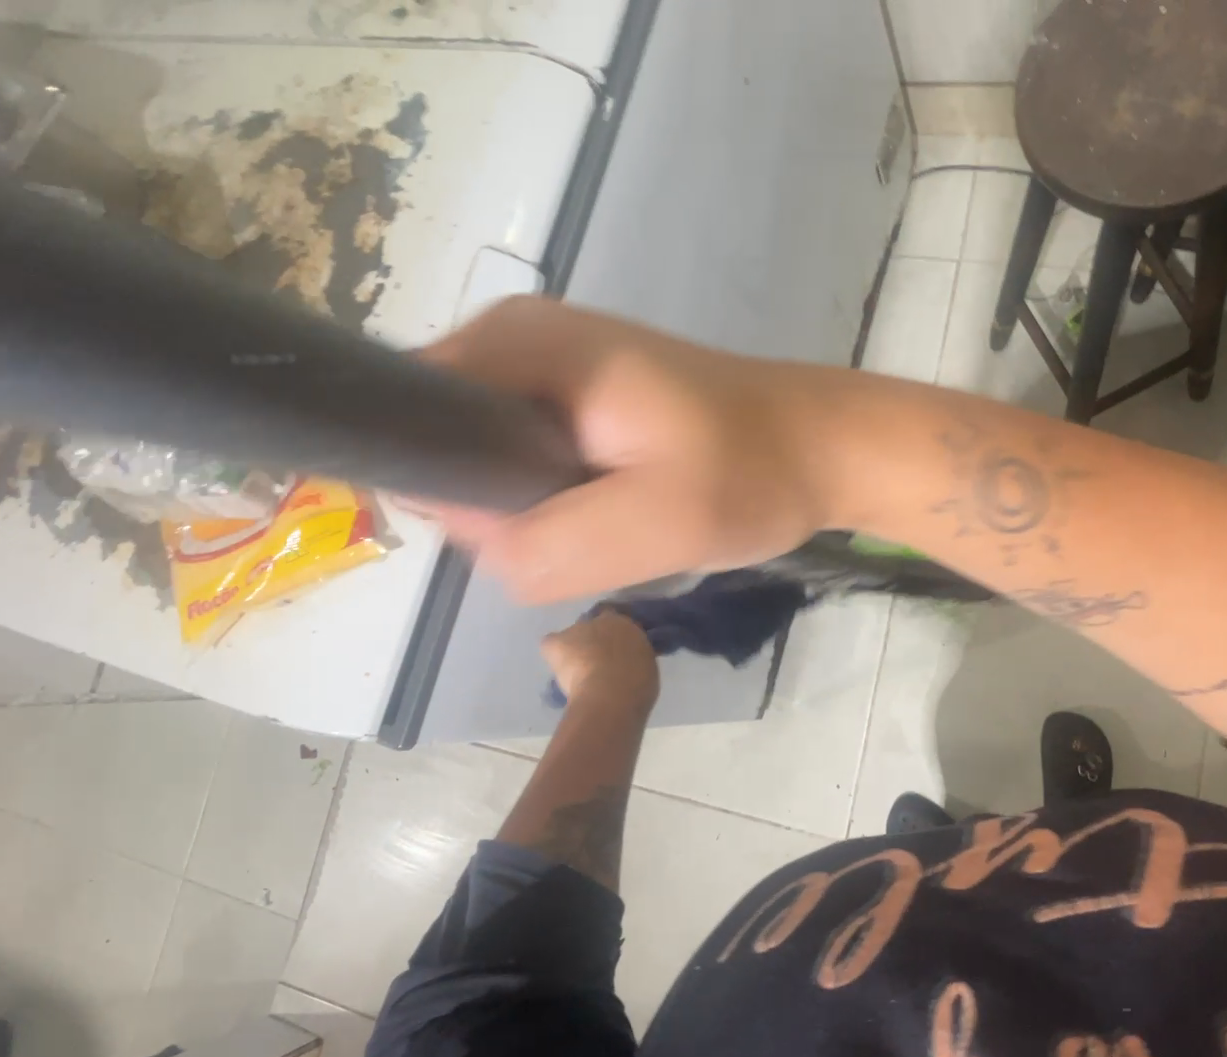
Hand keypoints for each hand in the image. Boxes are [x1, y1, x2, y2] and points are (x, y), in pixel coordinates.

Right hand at [422, 297, 835, 605]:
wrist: (822, 448)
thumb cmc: (751, 475)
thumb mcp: (655, 521)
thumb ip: (545, 541)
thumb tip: (472, 541)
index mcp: (514, 346)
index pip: (404, 420)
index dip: (445, 494)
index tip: (522, 535)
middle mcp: (514, 344)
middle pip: (446, 449)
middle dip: (504, 511)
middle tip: (589, 532)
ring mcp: (546, 370)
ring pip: (489, 467)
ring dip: (538, 512)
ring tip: (612, 520)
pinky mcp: (577, 401)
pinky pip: (528, 465)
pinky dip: (561, 501)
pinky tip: (615, 511)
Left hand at [542, 610, 659, 711]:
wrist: (611, 691)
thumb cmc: (637, 682)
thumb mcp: (644, 665)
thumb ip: (634, 656)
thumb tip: (626, 661)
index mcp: (628, 624)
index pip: (619, 621)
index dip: (616, 636)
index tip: (617, 650)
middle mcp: (602, 620)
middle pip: (594, 626)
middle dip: (595, 640)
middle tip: (598, 661)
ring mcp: (579, 628)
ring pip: (573, 635)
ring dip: (575, 648)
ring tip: (578, 669)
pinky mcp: (558, 641)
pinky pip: (551, 643)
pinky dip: (554, 652)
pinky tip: (558, 666)